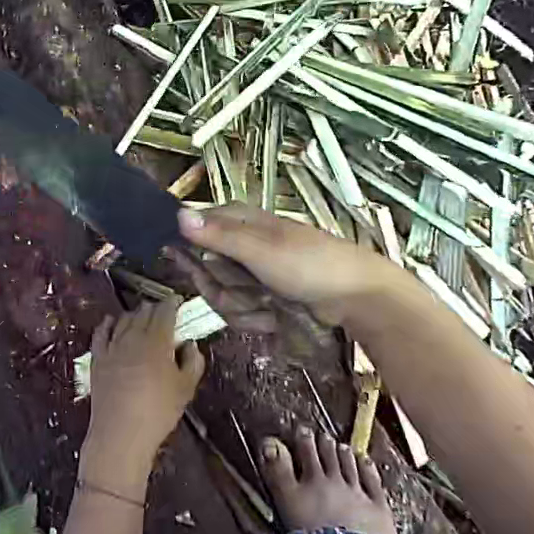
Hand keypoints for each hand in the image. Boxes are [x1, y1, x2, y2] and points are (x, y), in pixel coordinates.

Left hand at [80, 299, 205, 489]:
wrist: (120, 433)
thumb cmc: (158, 411)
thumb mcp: (186, 388)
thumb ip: (193, 362)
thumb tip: (190, 344)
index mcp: (157, 341)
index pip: (164, 312)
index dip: (172, 303)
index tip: (177, 300)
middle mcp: (133, 337)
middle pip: (144, 312)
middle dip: (155, 307)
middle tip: (163, 310)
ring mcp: (112, 346)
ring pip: (124, 320)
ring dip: (135, 314)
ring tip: (142, 315)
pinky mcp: (97, 358)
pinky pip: (100, 333)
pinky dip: (107, 324)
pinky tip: (110, 321)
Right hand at [176, 204, 414, 324]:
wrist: (355, 297)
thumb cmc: (309, 263)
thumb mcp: (261, 249)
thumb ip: (218, 235)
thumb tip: (178, 215)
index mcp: (237, 220)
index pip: (192, 233)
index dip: (192, 256)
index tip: (200, 272)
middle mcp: (239, 244)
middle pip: (204, 273)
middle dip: (224, 291)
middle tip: (249, 294)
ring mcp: (251, 272)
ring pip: (221, 296)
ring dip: (243, 308)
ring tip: (270, 307)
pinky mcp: (261, 296)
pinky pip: (240, 311)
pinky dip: (256, 319)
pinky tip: (275, 317)